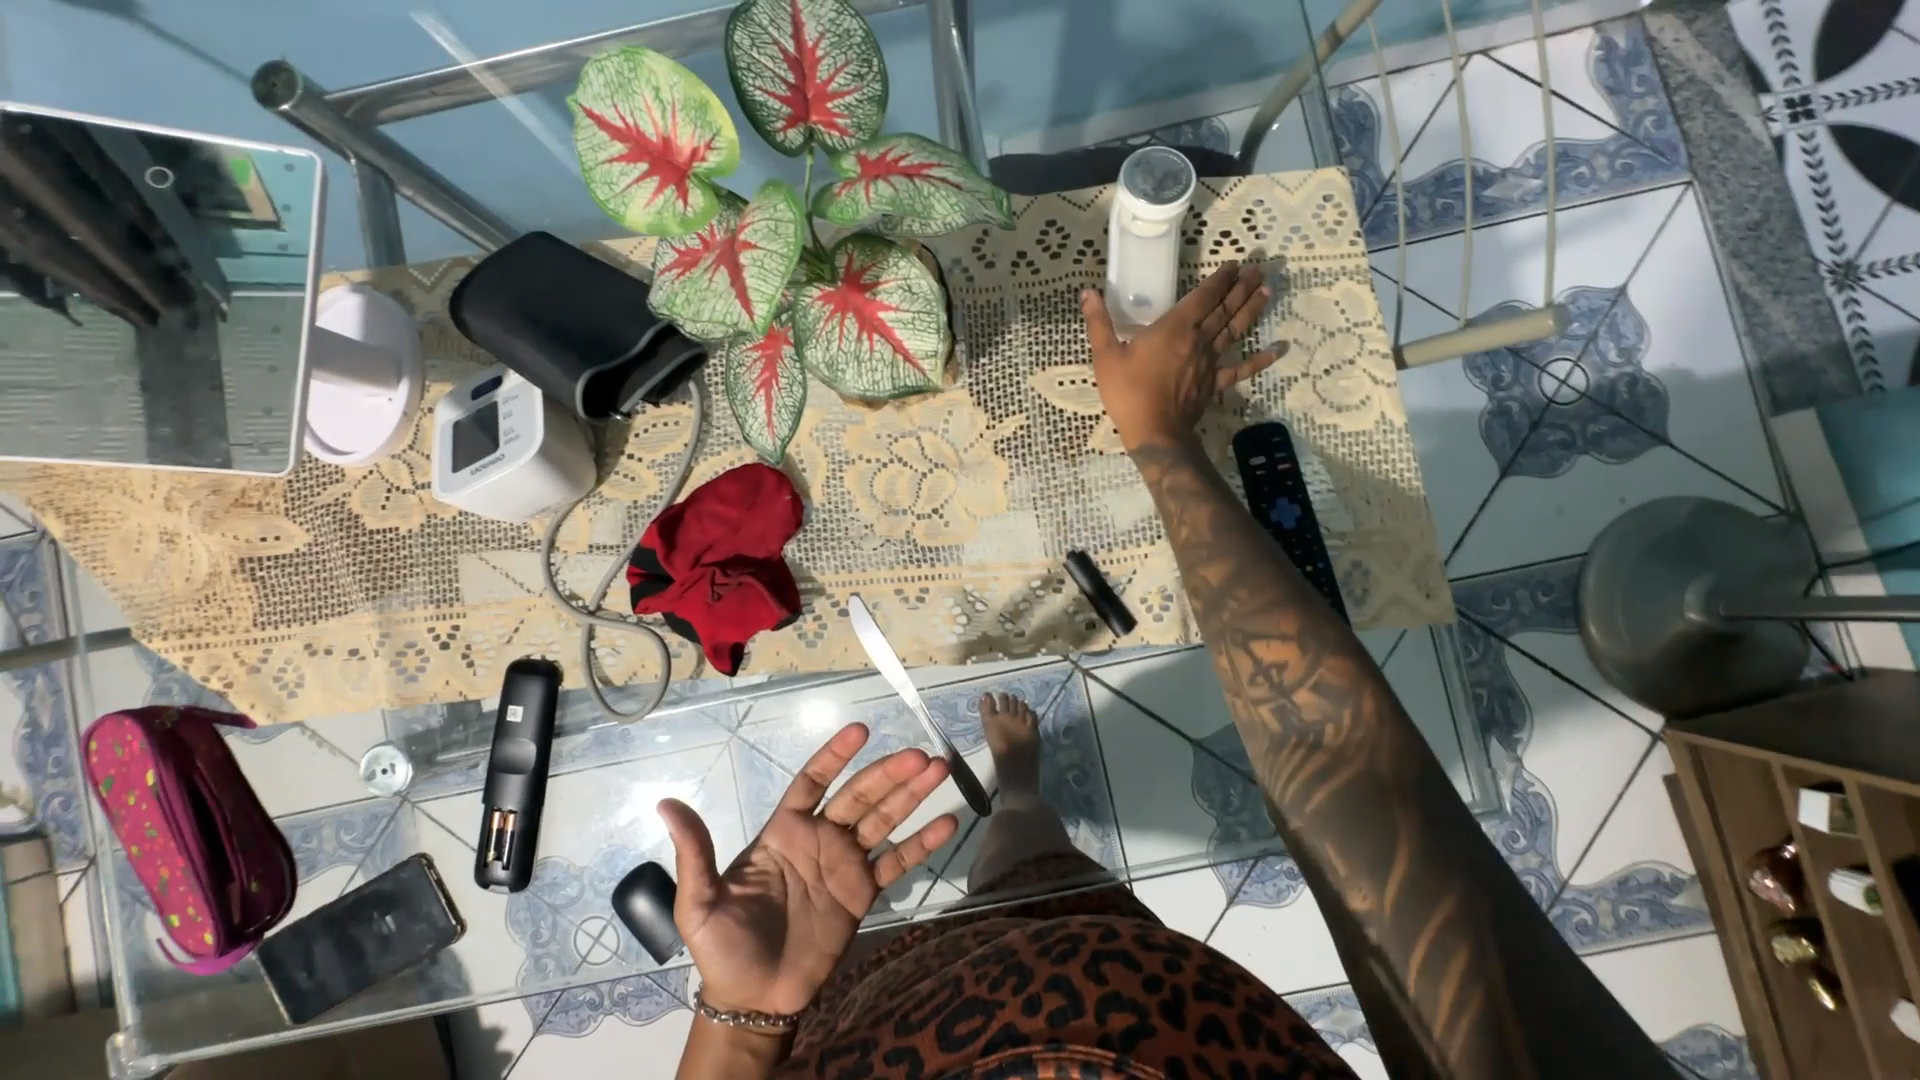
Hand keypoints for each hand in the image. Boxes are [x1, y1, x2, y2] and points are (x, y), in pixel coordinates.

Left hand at [657, 723, 959, 1016]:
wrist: (754, 997)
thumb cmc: (724, 946)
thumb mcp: (699, 901)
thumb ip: (693, 851)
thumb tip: (665, 802)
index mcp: (784, 832)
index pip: (813, 782)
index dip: (835, 756)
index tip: (861, 730)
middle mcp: (820, 839)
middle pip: (859, 795)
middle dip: (889, 773)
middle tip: (921, 755)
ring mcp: (845, 864)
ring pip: (883, 819)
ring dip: (910, 794)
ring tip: (939, 769)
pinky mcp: (864, 892)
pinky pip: (897, 861)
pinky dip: (922, 842)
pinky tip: (946, 822)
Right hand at [1081, 263, 1285, 450]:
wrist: (1154, 431)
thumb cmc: (1128, 393)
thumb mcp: (1105, 356)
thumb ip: (1099, 323)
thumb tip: (1088, 293)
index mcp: (1175, 327)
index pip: (1203, 296)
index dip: (1219, 279)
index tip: (1233, 264)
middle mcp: (1199, 339)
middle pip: (1225, 308)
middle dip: (1241, 287)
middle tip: (1258, 268)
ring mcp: (1211, 361)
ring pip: (1236, 330)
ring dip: (1252, 310)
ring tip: (1267, 291)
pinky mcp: (1215, 383)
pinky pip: (1241, 369)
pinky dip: (1260, 360)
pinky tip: (1278, 350)